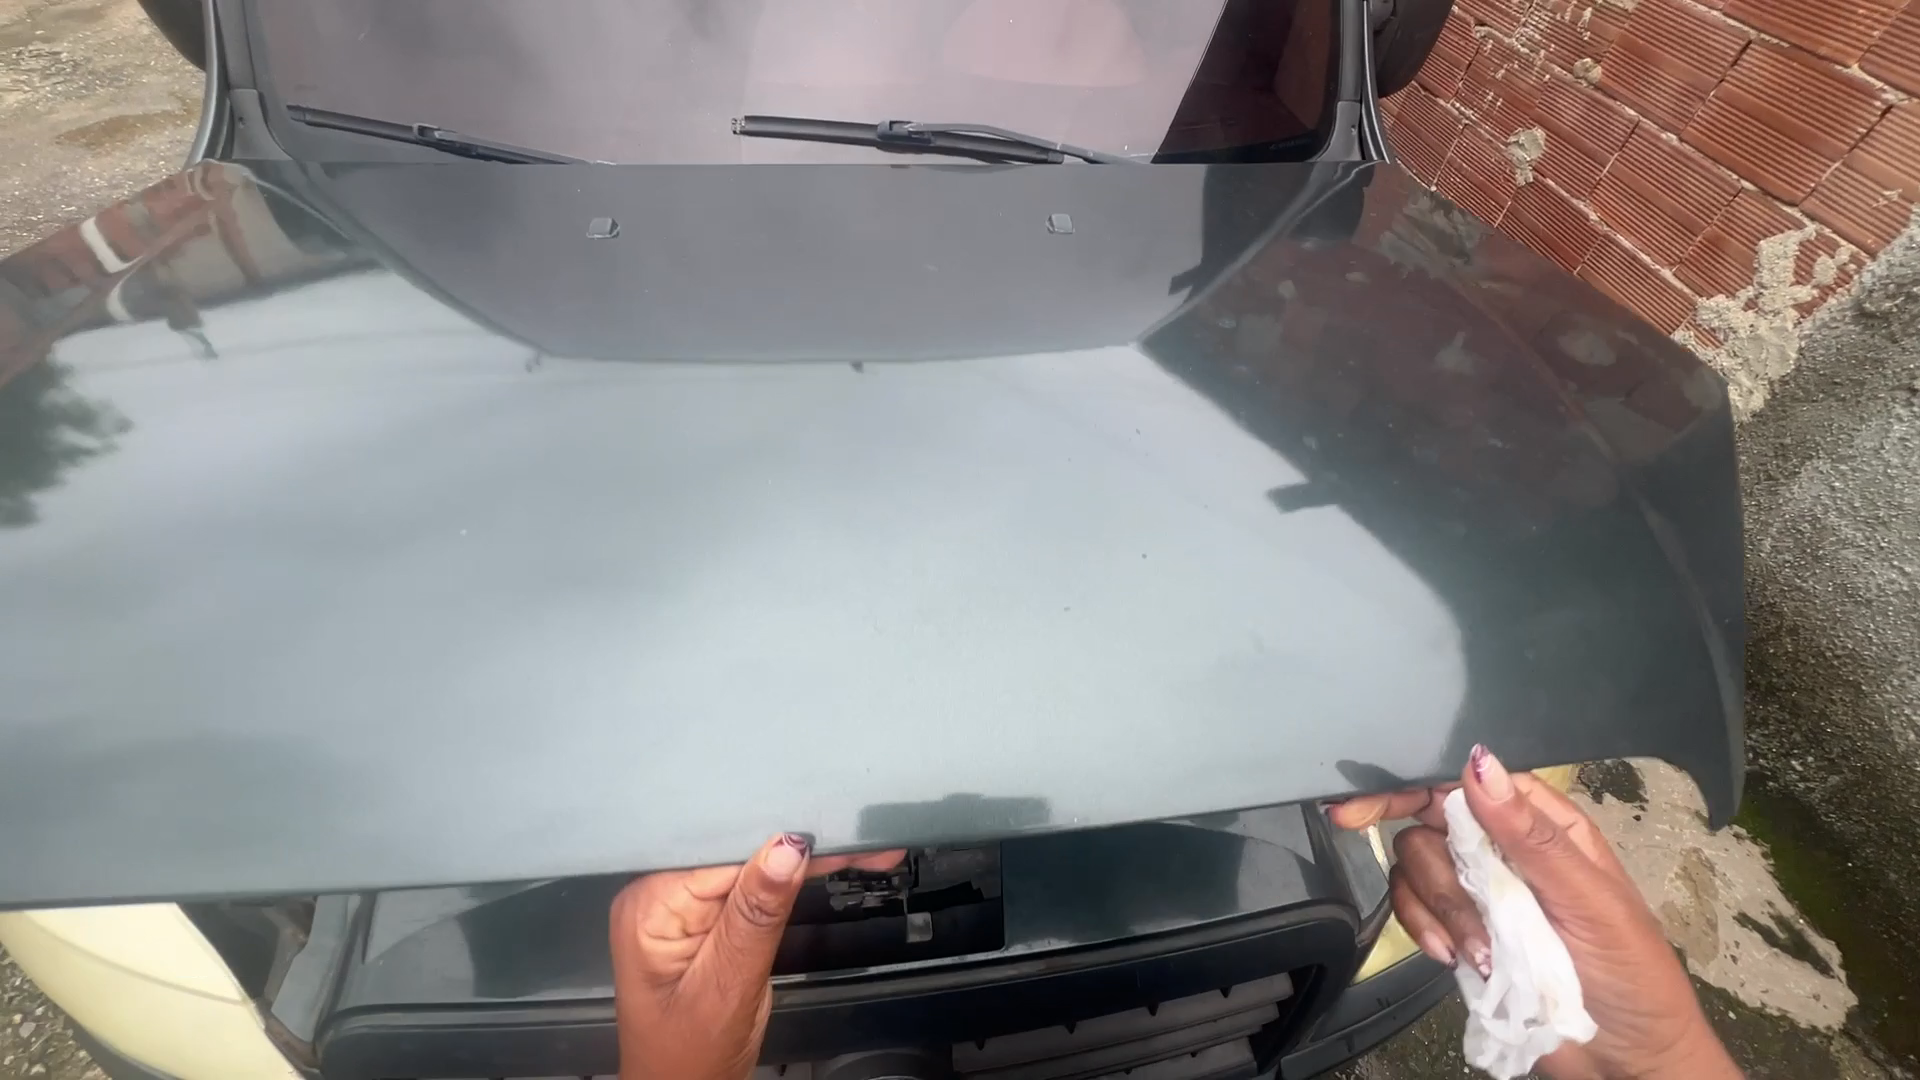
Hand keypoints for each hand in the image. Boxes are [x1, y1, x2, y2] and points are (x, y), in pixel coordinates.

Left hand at [610, 835, 905, 1079]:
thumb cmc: (690, 1059)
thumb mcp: (727, 989)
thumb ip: (755, 916)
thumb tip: (787, 846)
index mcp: (651, 902)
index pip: (722, 850)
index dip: (779, 835)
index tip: (833, 826)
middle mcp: (661, 889)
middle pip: (738, 848)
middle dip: (799, 841)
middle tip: (861, 837)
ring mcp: (683, 899)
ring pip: (752, 860)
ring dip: (803, 856)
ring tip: (859, 847)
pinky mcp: (706, 910)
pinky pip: (753, 880)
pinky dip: (792, 876)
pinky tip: (825, 862)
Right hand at [1331, 748, 1740, 1079]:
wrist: (1625, 1063)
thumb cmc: (1631, 976)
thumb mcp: (1591, 902)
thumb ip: (1530, 834)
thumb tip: (1479, 763)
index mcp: (1536, 824)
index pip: (1462, 781)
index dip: (1411, 782)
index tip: (1362, 798)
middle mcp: (1496, 844)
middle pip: (1426, 819)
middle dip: (1427, 859)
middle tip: (1373, 841)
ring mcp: (1471, 883)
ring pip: (1413, 862)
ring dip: (1442, 909)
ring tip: (1484, 952)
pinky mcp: (1451, 920)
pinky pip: (1409, 903)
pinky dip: (1425, 928)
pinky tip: (1458, 956)